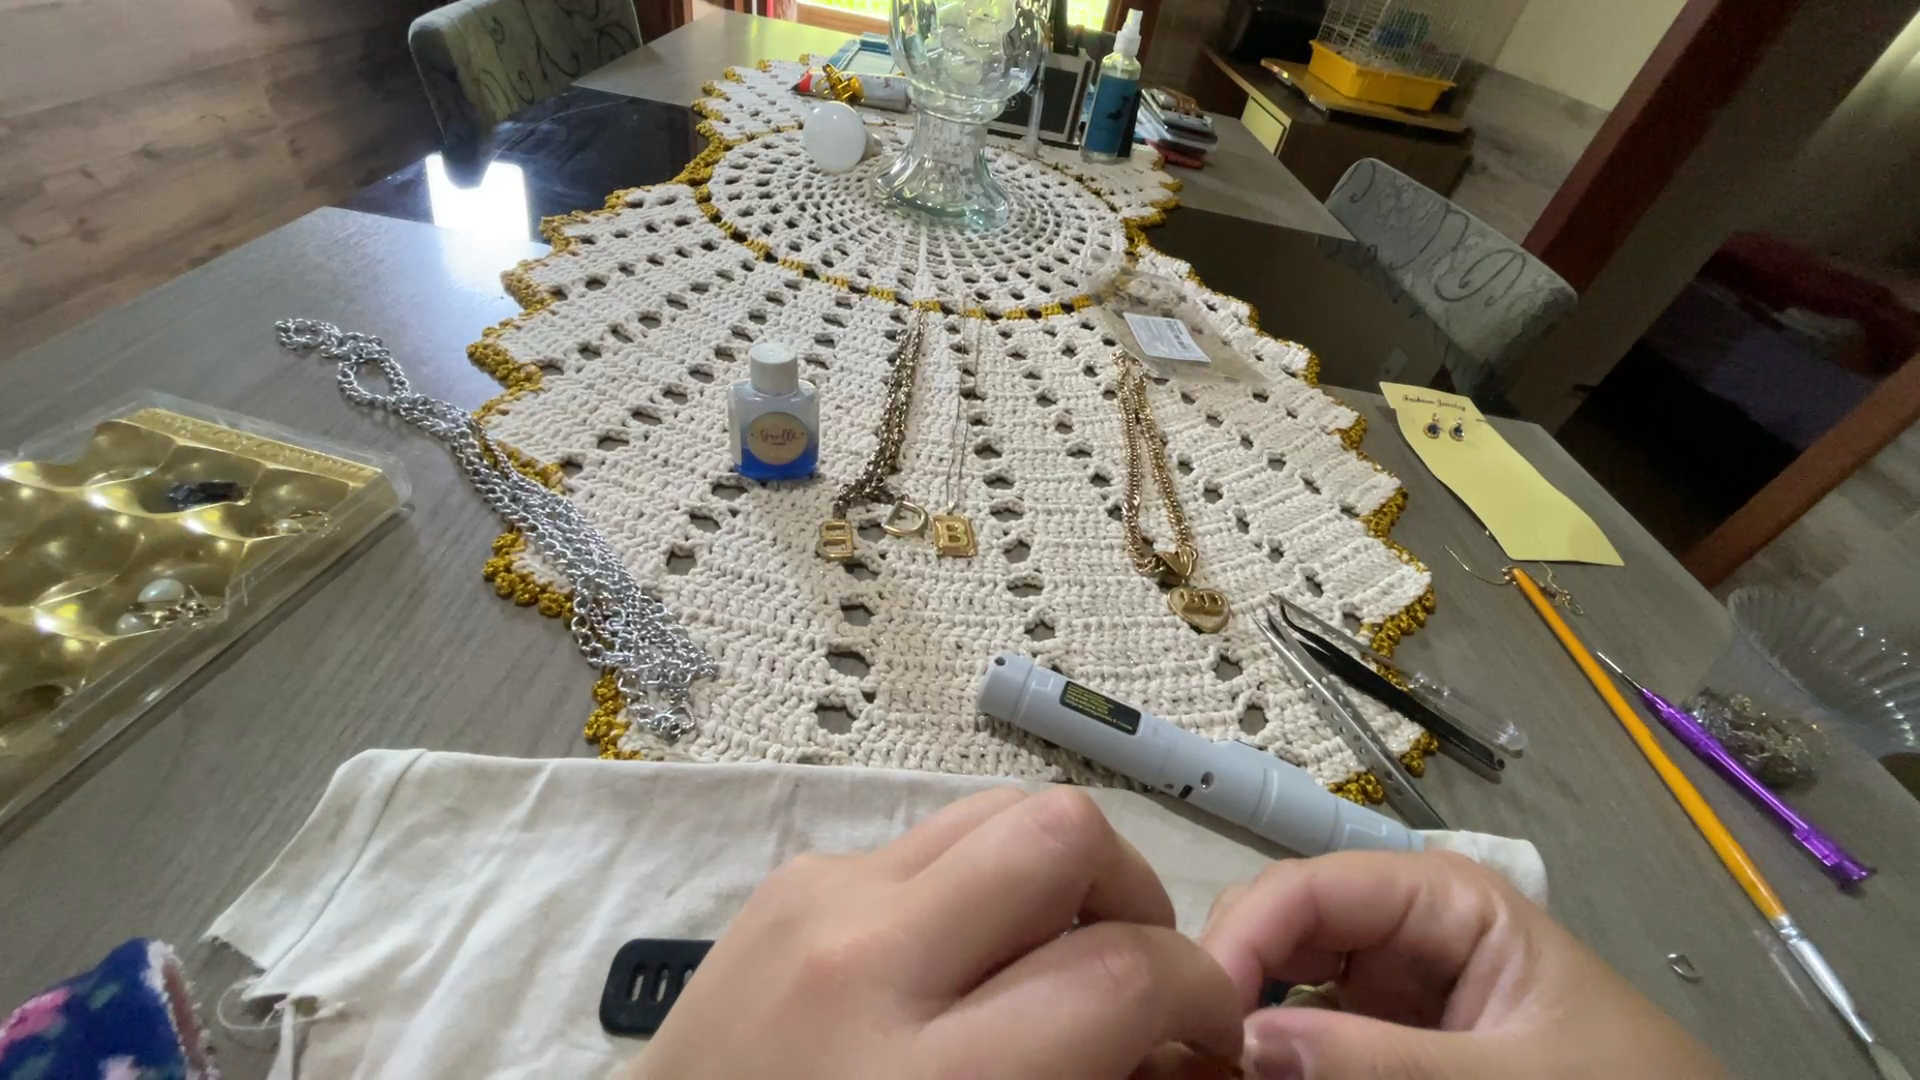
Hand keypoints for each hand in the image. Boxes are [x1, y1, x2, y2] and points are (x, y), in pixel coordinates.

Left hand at [617, 788, 1241, 1078]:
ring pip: (995, 809)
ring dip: (1055, 870)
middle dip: (1131, 887)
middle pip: (1055, 831)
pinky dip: (976, 880)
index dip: (1198, 990)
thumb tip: (1180, 1039)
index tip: (1209, 1022)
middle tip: (1135, 959)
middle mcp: (863, 953)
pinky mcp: (792, 875)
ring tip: (1056, 941)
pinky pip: (926, 840)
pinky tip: (958, 951)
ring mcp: (818, 893)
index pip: (1114, 974)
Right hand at [1200, 851, 1731, 1078]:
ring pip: (1281, 970)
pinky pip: (1309, 1021)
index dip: (1243, 937)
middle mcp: (1396, 919)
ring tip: (1212, 1055)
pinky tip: (1254, 1065)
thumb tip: (1247, 1043)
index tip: (1202, 1012)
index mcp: (1435, 896)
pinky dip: (1276, 1046)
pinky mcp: (1382, 1023)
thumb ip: (1385, 1064)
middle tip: (1197, 1044)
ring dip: (1245, 1011)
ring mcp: (1385, 972)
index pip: (1308, 890)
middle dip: (1234, 974)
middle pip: (1281, 922)